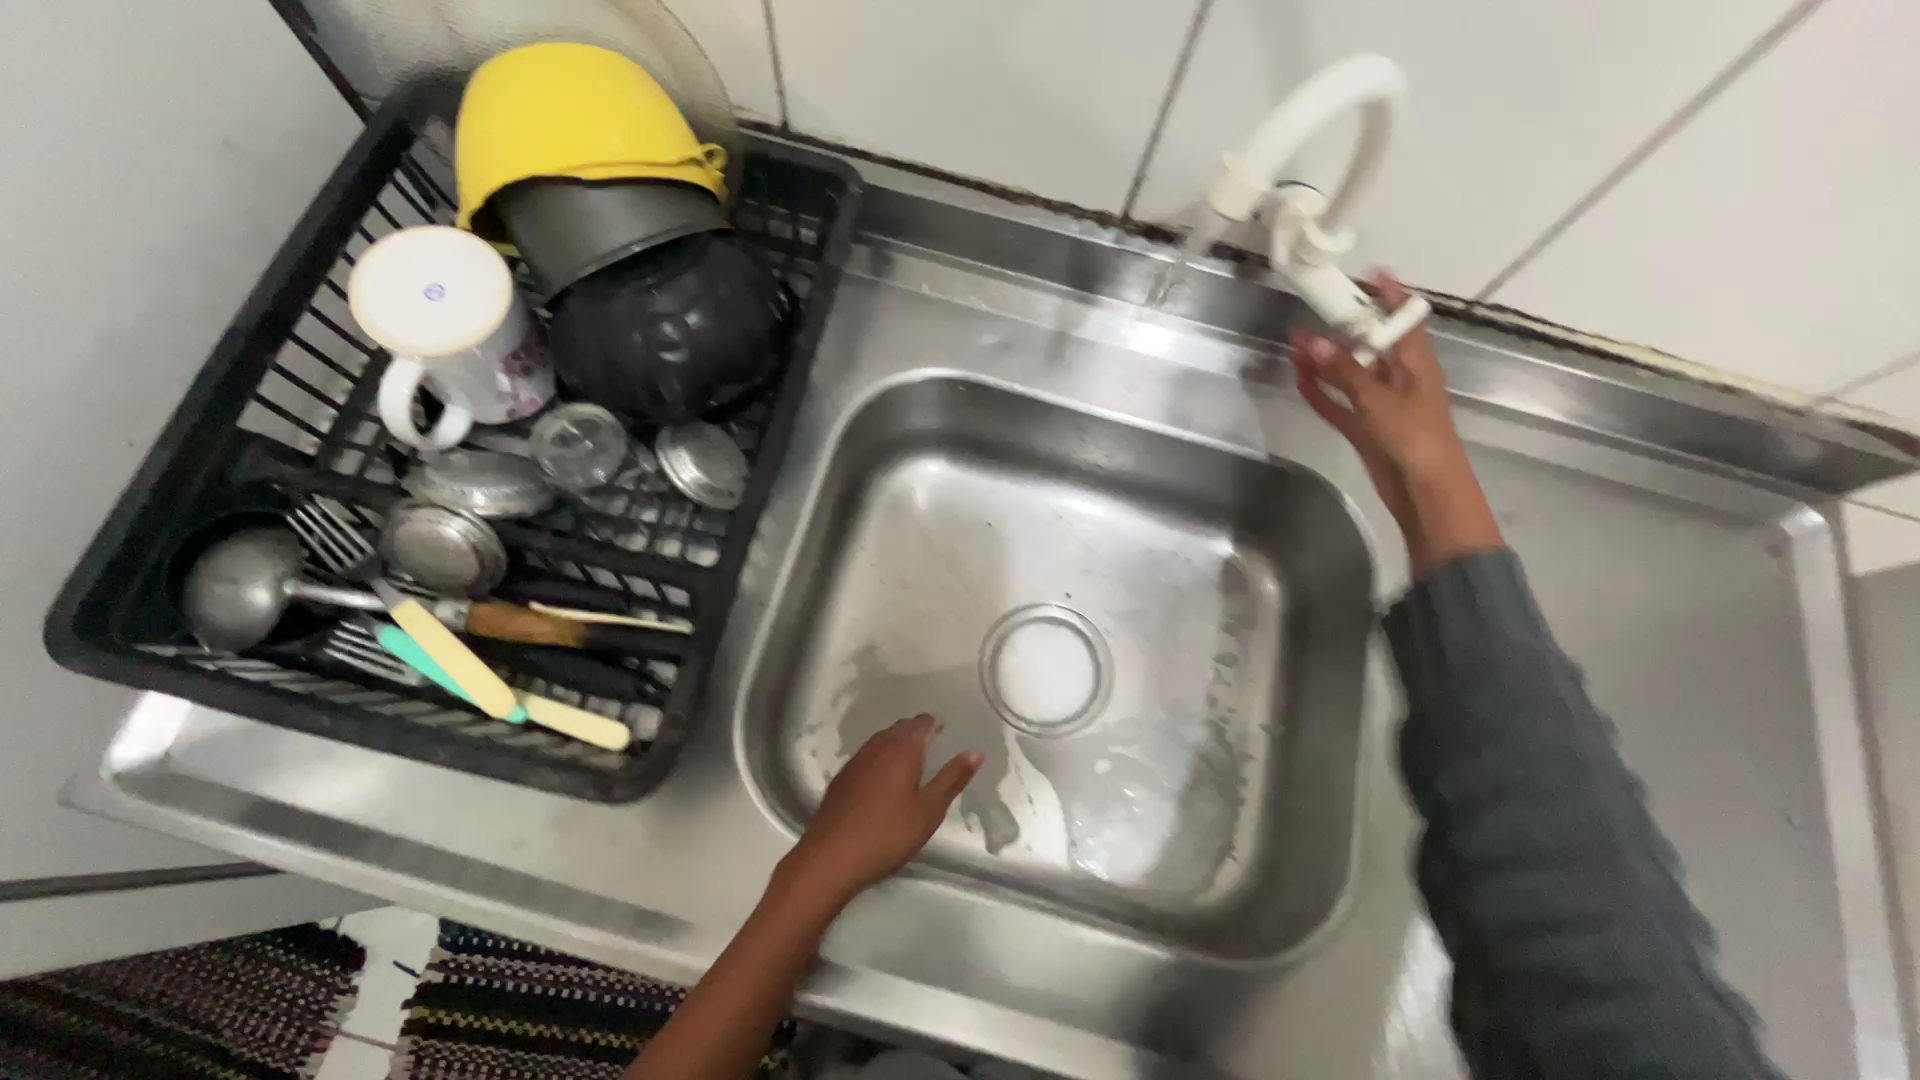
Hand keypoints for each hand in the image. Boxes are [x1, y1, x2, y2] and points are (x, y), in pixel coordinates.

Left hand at [775, 714, 982, 909]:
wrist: (830, 858)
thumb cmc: (888, 834)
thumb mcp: (929, 810)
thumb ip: (952, 778)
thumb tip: (976, 751)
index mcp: (902, 750)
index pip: (920, 723)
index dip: (934, 724)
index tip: (945, 731)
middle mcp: (876, 748)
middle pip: (899, 729)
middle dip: (916, 731)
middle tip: (932, 743)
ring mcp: (855, 763)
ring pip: (880, 741)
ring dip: (896, 743)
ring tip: (911, 759)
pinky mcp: (840, 780)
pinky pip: (866, 757)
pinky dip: (880, 758)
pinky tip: (882, 778)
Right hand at [1292, 271, 1502, 574]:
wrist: (1423, 488)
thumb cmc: (1412, 436)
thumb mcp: (1377, 398)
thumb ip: (1343, 371)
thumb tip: (1311, 341)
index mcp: (1415, 364)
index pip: (1402, 320)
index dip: (1389, 296)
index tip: (1372, 273)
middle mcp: (1398, 379)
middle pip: (1369, 346)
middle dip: (1343, 330)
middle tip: (1315, 310)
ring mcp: (1380, 405)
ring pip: (1349, 375)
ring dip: (1325, 362)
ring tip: (1296, 345)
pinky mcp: (1365, 428)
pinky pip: (1338, 403)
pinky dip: (1321, 392)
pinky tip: (1302, 380)